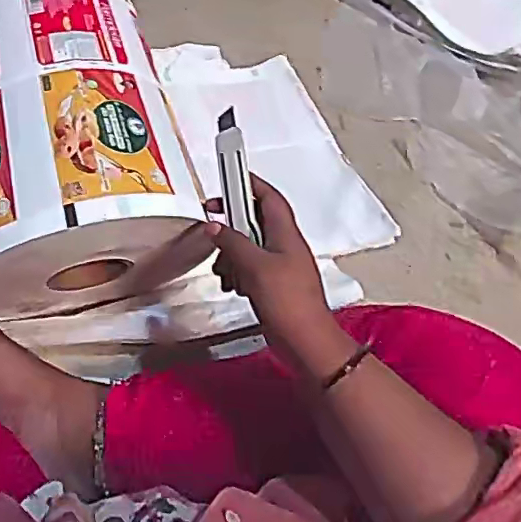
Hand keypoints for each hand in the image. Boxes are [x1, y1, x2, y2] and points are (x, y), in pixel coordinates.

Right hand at [205, 177, 342, 372]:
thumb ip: (233, 242)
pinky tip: (233, 283)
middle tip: (213, 224)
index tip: (227, 177)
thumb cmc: (288, 302)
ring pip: (248, 244)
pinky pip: (249, 265)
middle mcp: (283, 245)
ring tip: (225, 267)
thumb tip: (215, 226)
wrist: (306, 344)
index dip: (249, 183)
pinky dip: (237, 269)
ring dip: (231, 252)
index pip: (268, 197)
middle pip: (254, 219)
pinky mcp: (272, 283)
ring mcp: (279, 264)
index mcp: (285, 234)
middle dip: (232, 223)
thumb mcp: (255, 267)